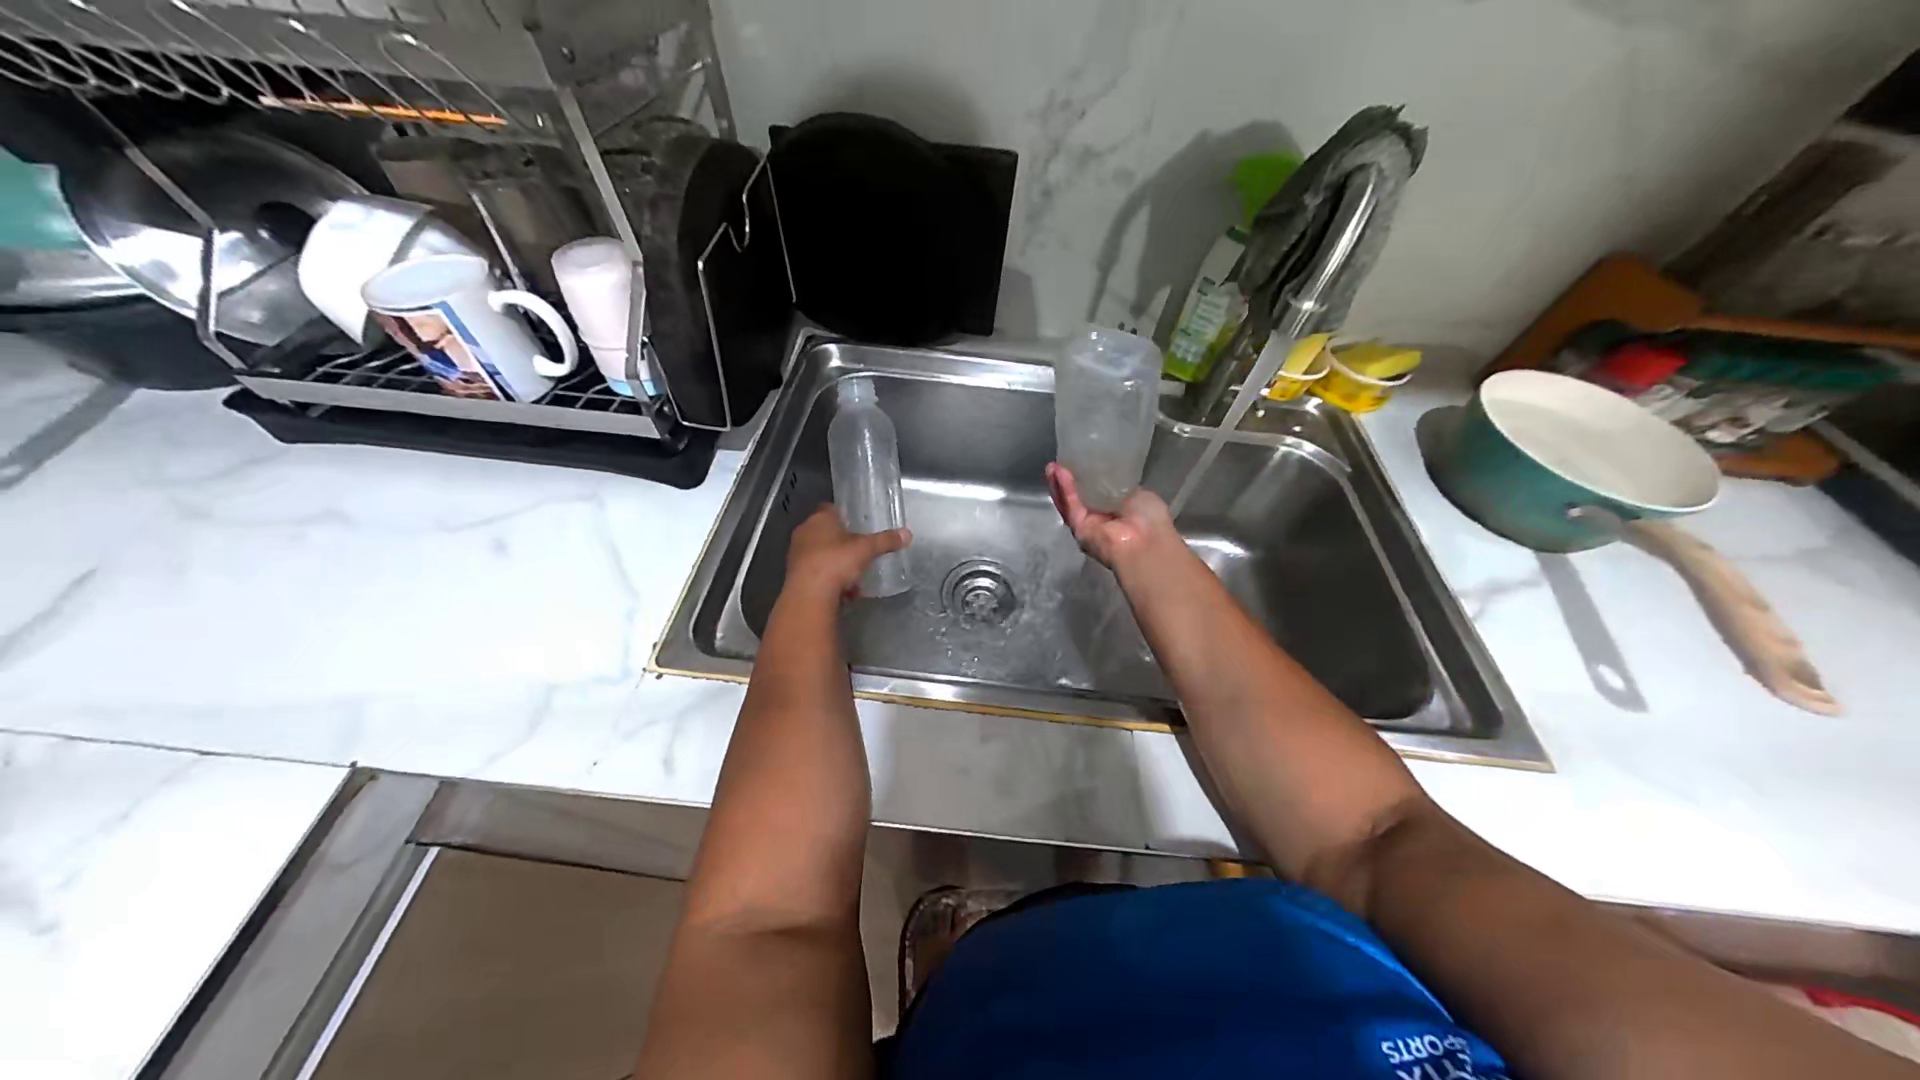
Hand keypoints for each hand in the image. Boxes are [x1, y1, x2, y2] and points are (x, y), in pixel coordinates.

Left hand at [785, 505, 911, 599]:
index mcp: (819, 519)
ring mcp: (797, 554)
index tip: (858, 523)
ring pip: (821, 554)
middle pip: (826, 532)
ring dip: (836, 562)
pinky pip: (817, 573)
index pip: (830, 508)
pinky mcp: (795, 575)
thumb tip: (907, 534)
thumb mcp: (867, 549)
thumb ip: (886, 541)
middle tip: (860, 549)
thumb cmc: (836, 561)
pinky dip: (830, 579)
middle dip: (842, 541)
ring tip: (855, 574)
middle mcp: (804, 532)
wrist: (809, 594)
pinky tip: (844, 591)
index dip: (844, 515)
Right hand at [1045, 462, 1177, 569]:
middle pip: (1078, 497)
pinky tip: (1059, 473)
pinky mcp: (1079, 528)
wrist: (1146, 541)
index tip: (1081, 461)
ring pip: (1069, 502)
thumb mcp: (1139, 493)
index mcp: (1117, 510)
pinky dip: (1064, 489)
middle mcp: (1100, 519)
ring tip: (1052, 466)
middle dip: (1067, 480)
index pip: (1097, 492)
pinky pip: (1070, 506)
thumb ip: (1120, 486)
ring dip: (1060, 484)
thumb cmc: (1150, 517)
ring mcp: (1088, 525)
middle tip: (1060, 461)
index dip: (1087, 477)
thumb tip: (1110, 477)